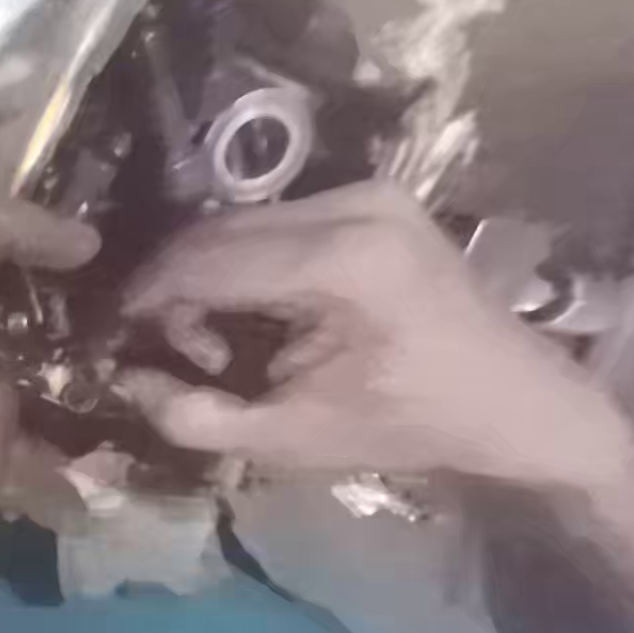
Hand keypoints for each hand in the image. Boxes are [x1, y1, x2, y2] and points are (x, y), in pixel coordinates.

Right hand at [119, 182, 632, 486]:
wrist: (519, 404)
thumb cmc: (405, 428)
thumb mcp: (286, 440)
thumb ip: (190, 416)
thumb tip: (120, 377)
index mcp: (342, 263)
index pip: (204, 262)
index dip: (146, 296)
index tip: (114, 332)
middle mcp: (351, 206)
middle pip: (210, 234)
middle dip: (170, 290)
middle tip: (171, 348)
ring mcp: (363, 193)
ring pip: (229, 225)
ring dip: (199, 278)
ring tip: (213, 339)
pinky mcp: (365, 196)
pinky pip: (261, 224)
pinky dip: (232, 265)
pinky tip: (246, 310)